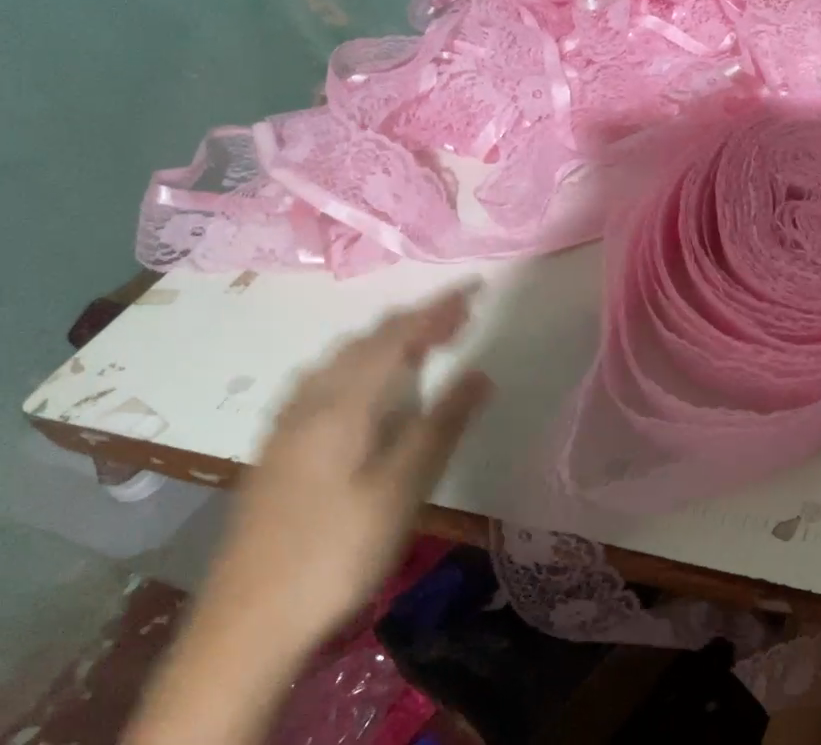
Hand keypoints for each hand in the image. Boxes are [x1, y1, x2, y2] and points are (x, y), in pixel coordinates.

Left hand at [213, 283, 492, 645]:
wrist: (248, 624)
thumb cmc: (338, 550)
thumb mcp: (403, 488)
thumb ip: (442, 425)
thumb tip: (480, 372)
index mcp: (340, 408)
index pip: (394, 339)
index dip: (435, 310)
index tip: (474, 288)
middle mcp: (307, 407)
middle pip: (362, 345)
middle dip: (412, 323)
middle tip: (459, 317)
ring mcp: (284, 431)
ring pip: (337, 364)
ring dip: (382, 343)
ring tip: (421, 344)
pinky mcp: (277, 455)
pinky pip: (321, 386)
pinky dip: (355, 368)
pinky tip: (362, 388)